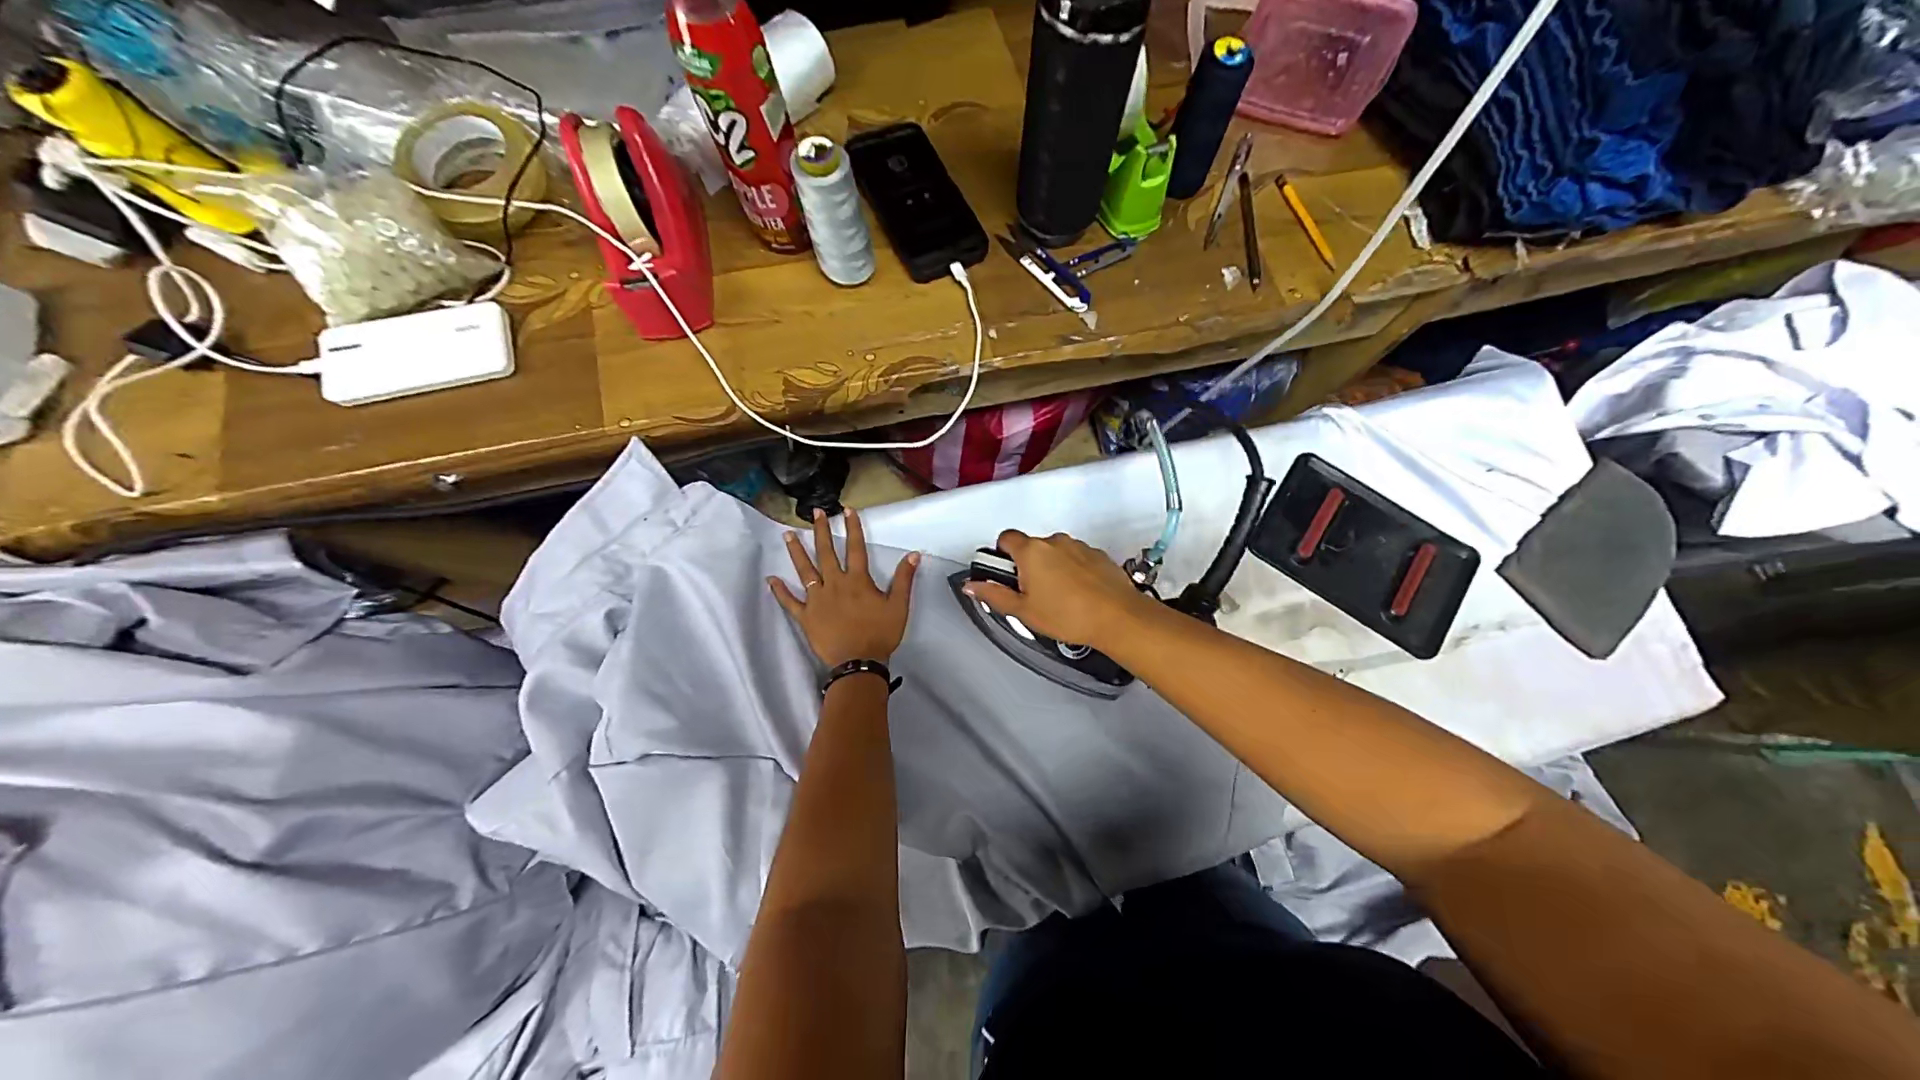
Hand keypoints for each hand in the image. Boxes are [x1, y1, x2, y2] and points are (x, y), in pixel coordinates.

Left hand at [770, 506, 918, 667]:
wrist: (858, 662)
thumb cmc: (880, 634)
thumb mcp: (899, 606)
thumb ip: (904, 579)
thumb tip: (913, 554)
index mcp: (857, 580)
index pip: (855, 548)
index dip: (853, 527)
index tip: (847, 510)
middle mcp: (834, 584)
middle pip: (826, 553)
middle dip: (821, 531)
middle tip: (815, 513)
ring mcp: (817, 599)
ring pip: (804, 570)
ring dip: (796, 552)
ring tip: (787, 535)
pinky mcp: (806, 616)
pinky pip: (790, 602)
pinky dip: (780, 591)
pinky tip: (770, 580)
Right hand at [962, 530, 1151, 649]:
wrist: (1117, 618)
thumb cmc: (1073, 615)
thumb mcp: (1023, 611)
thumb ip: (994, 595)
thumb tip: (974, 587)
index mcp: (1031, 551)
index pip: (1005, 538)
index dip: (1000, 555)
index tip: (1002, 574)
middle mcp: (1055, 542)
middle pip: (1031, 546)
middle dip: (1027, 566)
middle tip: (1029, 593)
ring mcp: (1078, 547)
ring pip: (1055, 552)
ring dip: (1051, 568)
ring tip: (1056, 599)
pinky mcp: (1097, 555)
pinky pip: (1077, 558)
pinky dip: (1073, 572)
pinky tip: (1075, 596)